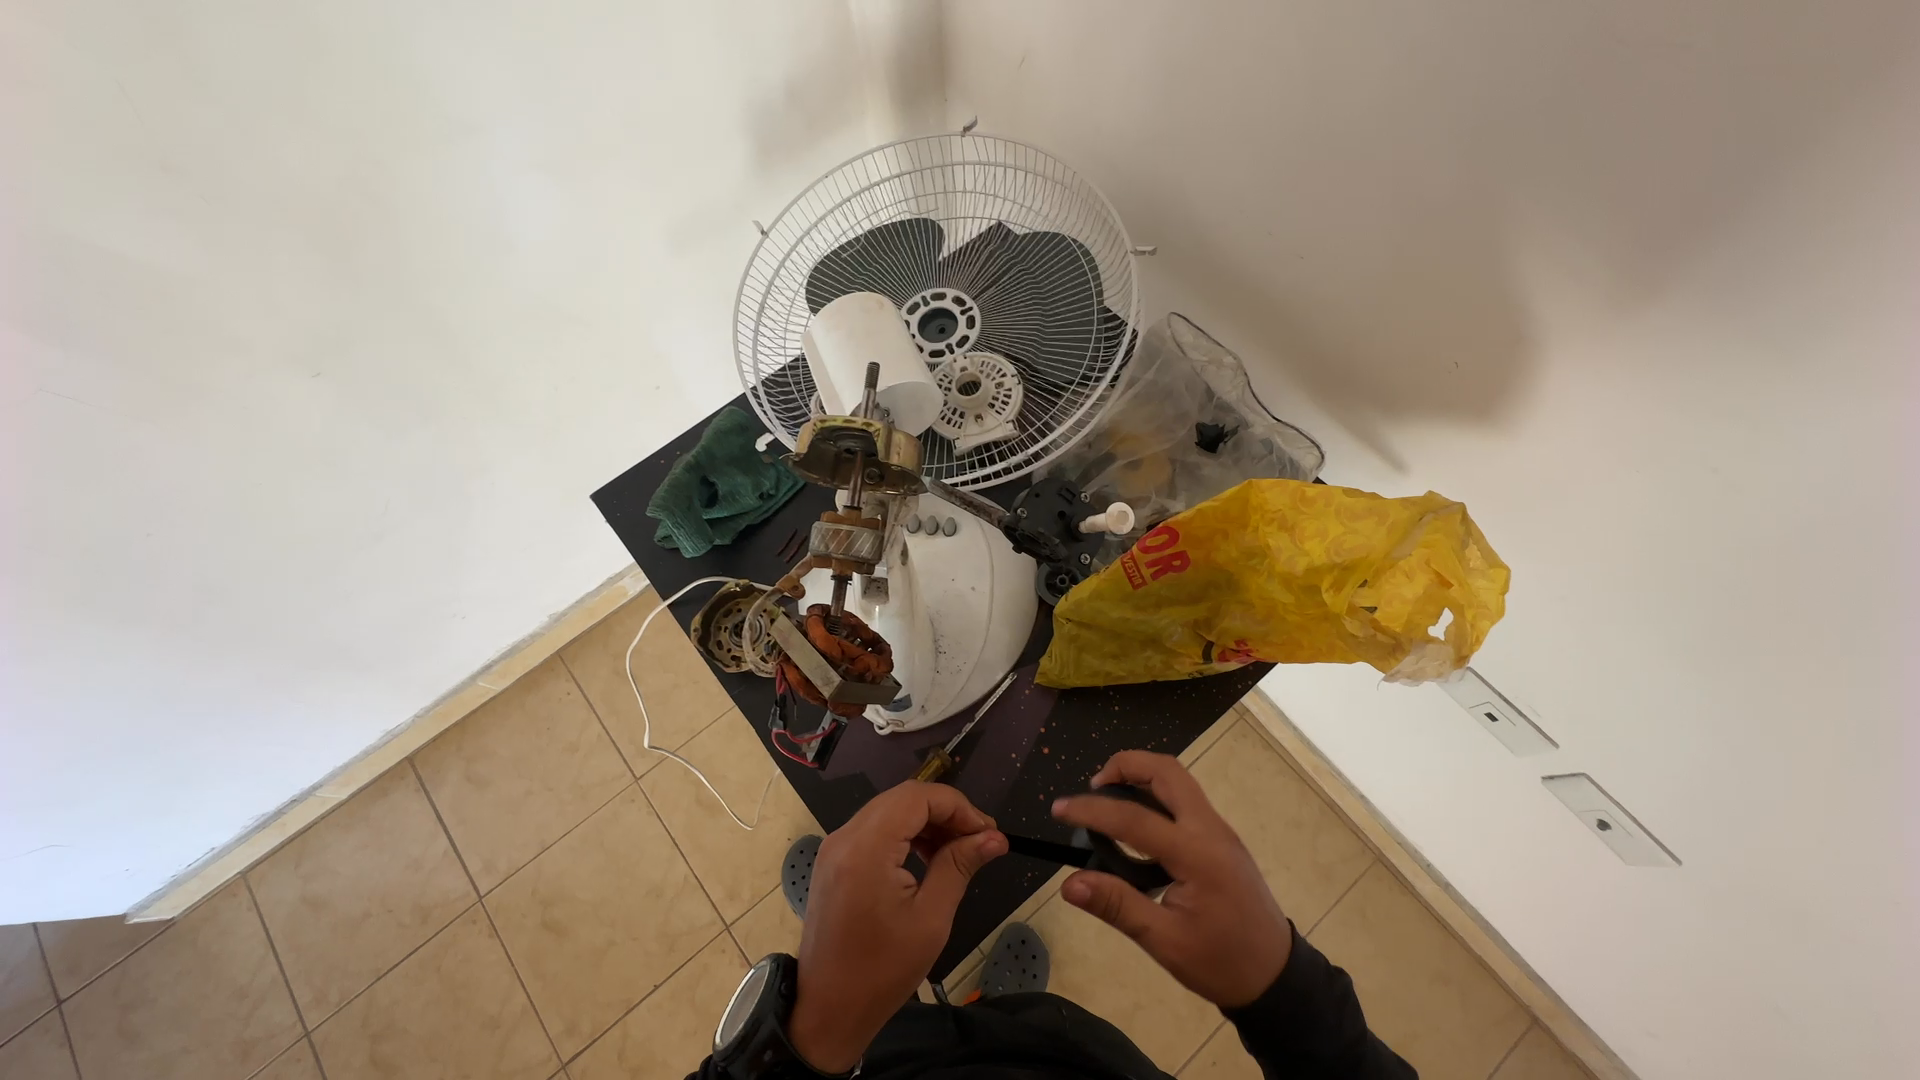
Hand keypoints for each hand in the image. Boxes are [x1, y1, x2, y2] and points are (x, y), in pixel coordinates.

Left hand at [788, 781, 1005, 1070]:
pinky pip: (874, 829)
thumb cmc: (882, 970)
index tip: (988, 833)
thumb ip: (959, 867)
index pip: (917, 797)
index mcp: (867, 847)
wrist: (827, 1010)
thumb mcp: (931, 919)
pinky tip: (926, 857)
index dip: (958, 807)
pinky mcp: (834, 860)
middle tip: (978, 840)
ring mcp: (836, 847)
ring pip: (889, 810)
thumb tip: (994, 838)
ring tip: (957, 850)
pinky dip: (904, 833)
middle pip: (903, 798)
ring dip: (926, 821)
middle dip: (945, 812)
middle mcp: (846, 836)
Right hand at [1052, 751, 1291, 1007]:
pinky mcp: (1220, 837)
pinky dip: (1154, 795)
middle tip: (1092, 788)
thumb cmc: (1221, 962)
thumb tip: (1069, 884)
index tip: (1058, 810)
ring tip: (1107, 801)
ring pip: (1178, 780)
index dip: (1091, 810)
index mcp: (1196, 854)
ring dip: (1140, 776)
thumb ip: (1117, 906)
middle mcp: (1210, 829)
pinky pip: (1184, 799)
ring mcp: (1219, 830)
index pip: (1134, 818)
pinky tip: (1134, 826)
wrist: (1277, 976)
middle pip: (1166, 771)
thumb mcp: (1165, 941)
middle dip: (1125, 766)